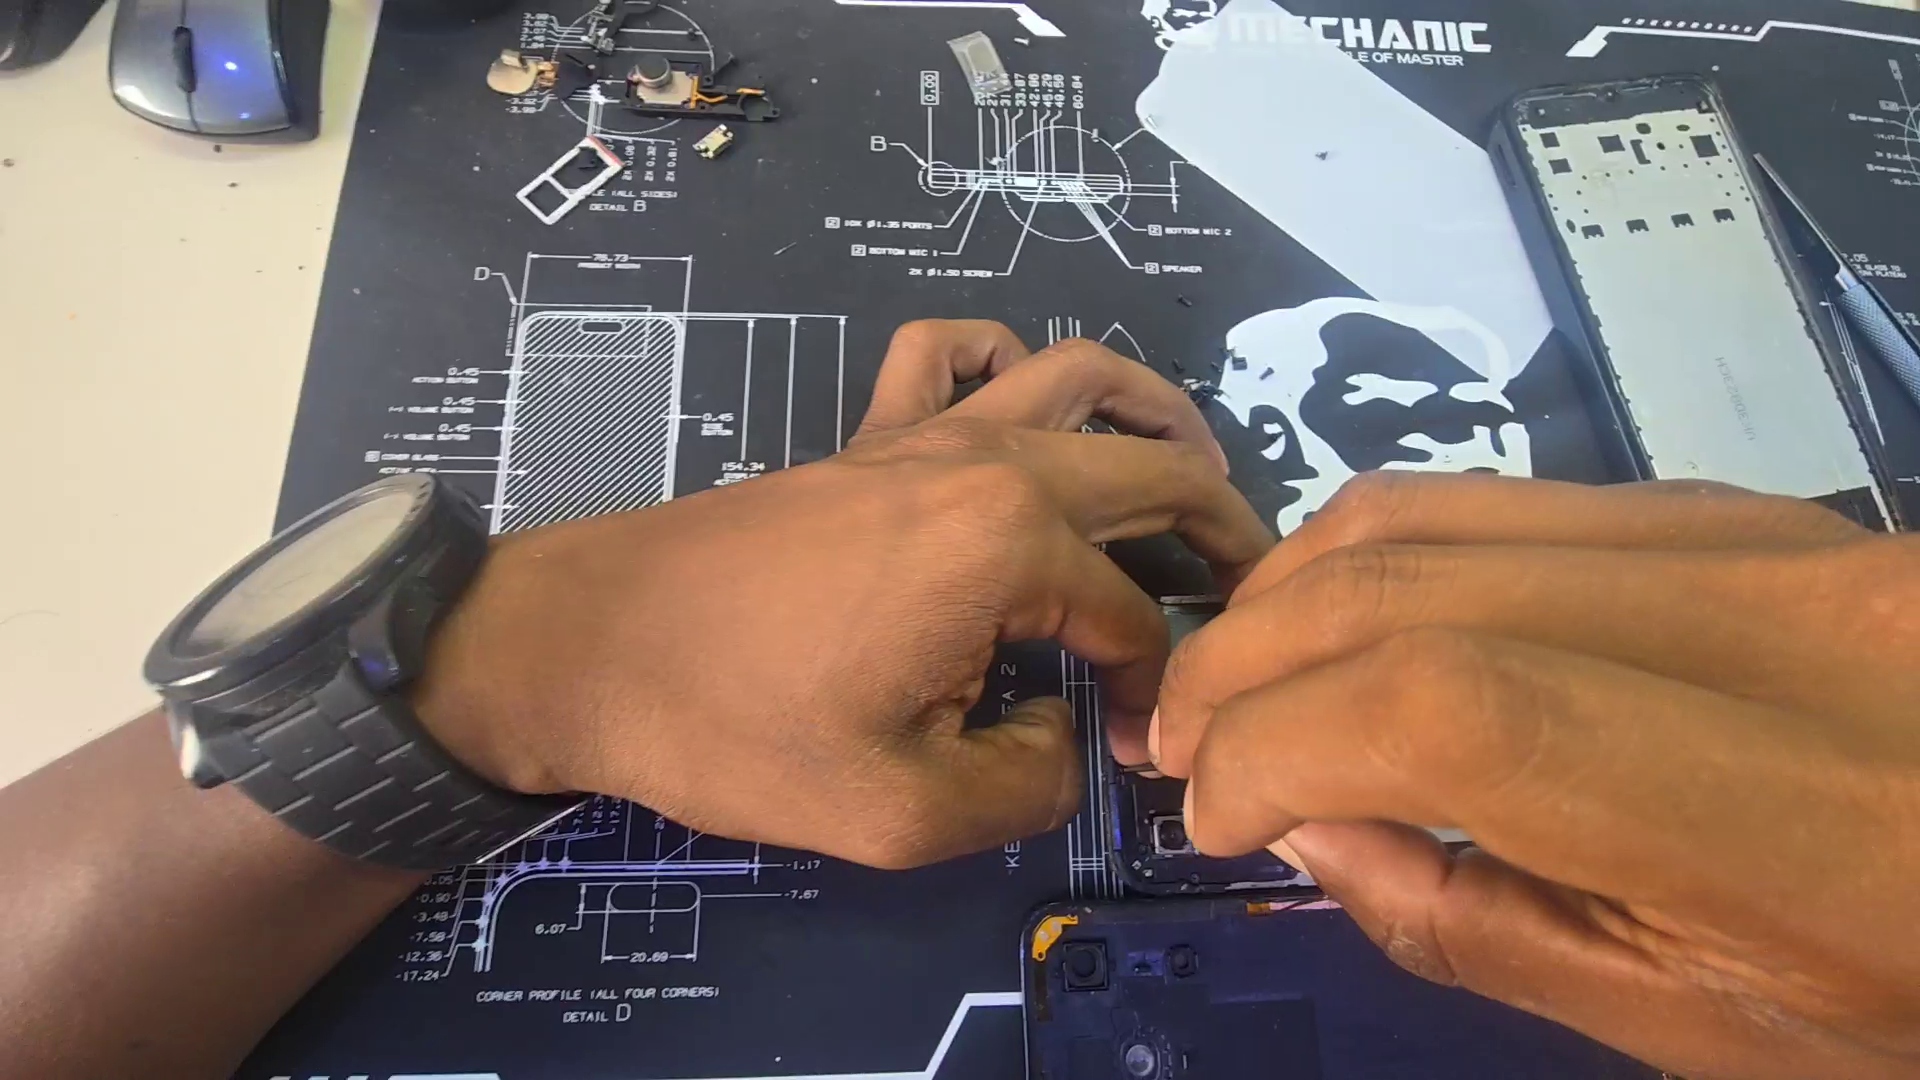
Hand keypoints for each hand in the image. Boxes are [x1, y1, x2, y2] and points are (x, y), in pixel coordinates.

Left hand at [412, 320, 1271, 868]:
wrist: (592, 644)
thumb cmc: (737, 728)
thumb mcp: (902, 812)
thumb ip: (1026, 781)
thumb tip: (1063, 731)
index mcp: (1010, 543)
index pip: (1131, 620)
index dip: (1152, 691)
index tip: (1135, 747)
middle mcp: (991, 459)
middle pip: (1150, 470)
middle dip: (1221, 528)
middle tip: (1250, 588)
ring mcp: (927, 430)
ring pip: (1077, 375)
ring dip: (1150, 418)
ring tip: (1183, 474)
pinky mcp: (872, 432)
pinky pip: (949, 353)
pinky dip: (1004, 362)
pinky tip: (1017, 408)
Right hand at [1151, 472, 1919, 1078]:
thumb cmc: (1914, 998)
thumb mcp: (1690, 1027)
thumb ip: (1456, 922)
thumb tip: (1291, 816)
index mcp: (1821, 820)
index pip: (1446, 714)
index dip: (1279, 752)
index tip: (1216, 816)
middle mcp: (1780, 621)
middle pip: (1394, 593)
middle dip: (1237, 668)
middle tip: (1178, 739)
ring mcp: (1738, 526)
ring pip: (1402, 519)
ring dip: (1266, 602)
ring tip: (1226, 678)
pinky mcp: (1696, 498)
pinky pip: (1453, 493)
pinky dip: (1336, 555)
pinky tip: (1307, 618)